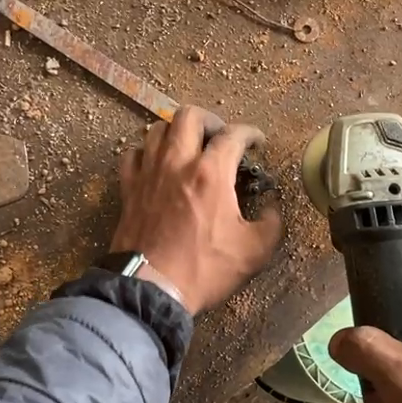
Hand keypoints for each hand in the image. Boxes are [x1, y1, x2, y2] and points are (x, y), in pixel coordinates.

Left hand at [110, 107, 282, 313]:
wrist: (150, 287)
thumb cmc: (203, 269)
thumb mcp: (253, 252)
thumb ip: (271, 223)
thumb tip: (273, 207)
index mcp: (211, 173)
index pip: (233, 134)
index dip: (250, 133)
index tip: (257, 141)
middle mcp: (177, 162)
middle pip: (189, 115)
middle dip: (210, 120)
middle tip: (220, 136)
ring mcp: (148, 172)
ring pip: (158, 128)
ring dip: (177, 131)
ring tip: (188, 146)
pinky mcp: (128, 187)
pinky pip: (133, 153)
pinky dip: (146, 152)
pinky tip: (156, 163)